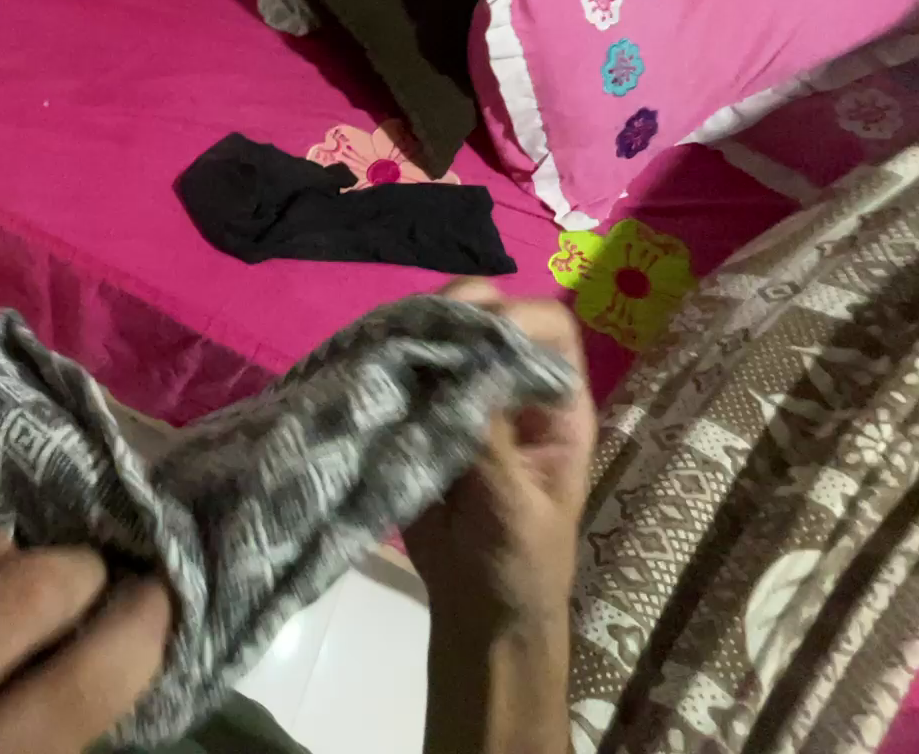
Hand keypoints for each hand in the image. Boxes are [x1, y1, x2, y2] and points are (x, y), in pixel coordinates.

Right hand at [404, 278, 596, 626]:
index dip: (514, 320)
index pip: (547, 330)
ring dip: (412, 334)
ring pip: (438, 334)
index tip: (473, 341)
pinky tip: (367, 368)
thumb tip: (463, 369)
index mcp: (551, 404)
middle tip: (416, 338)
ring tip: (384, 351)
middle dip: (455, 313)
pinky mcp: (417, 410)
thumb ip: (491, 440)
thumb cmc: (518, 563)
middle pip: (487, 314)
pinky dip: (383, 359)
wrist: (476, 605)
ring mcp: (458, 395)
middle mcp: (506, 387)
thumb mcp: (515, 506)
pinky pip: (401, 368)